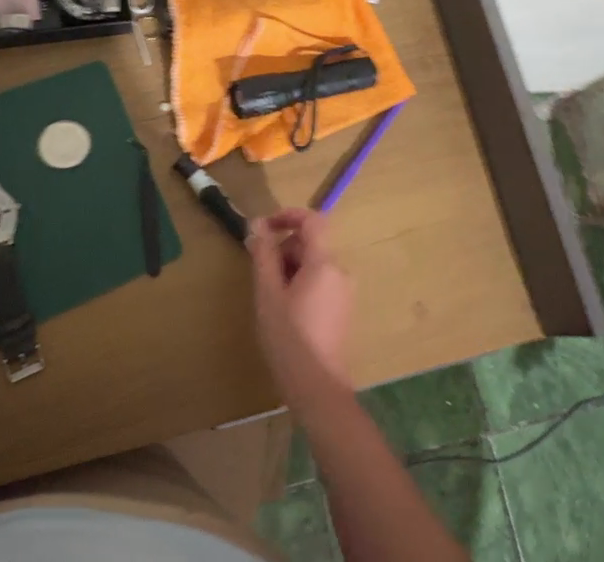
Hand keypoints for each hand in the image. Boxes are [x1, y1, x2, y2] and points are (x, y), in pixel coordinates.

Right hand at [248, 209, 354, 405]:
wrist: (317, 386)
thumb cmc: (288, 338)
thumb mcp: (268, 293)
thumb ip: (263, 255)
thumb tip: (258, 224)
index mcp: (325, 263)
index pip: (312, 220)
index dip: (287, 216)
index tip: (263, 227)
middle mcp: (341, 271)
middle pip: (311, 244)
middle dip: (284, 250)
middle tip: (262, 276)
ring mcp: (345, 291)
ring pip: (314, 264)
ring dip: (291, 269)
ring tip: (273, 299)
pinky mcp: (343, 308)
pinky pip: (321, 282)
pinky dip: (302, 284)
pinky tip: (287, 311)